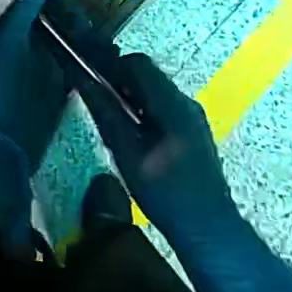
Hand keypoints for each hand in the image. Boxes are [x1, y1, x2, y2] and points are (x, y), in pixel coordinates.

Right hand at [82, 52, 291, 291]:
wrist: (209, 229)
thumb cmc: (164, 191)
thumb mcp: (126, 151)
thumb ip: (105, 111)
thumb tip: (83, 79)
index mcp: (172, 104)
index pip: (137, 63)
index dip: (110, 67)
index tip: (90, 83)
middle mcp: (186, 102)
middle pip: (146, 74)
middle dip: (118, 82)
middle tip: (97, 104)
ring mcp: (192, 117)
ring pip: (153, 91)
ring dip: (130, 97)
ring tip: (112, 123)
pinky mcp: (193, 131)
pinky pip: (162, 107)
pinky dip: (142, 110)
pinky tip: (132, 137)